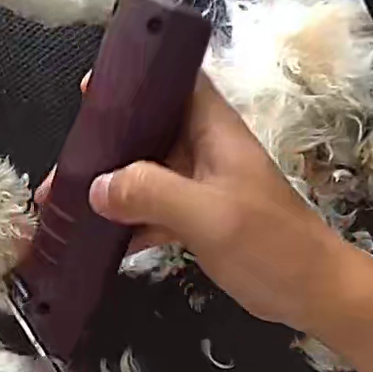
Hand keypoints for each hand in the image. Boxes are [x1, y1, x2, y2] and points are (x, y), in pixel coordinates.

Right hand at [73, 74, 370, 333]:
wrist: (310, 293)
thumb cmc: (270, 244)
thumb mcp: (210, 214)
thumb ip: (152, 194)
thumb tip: (96, 187)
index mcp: (213, 130)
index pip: (173, 83)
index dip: (135, 78)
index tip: (91, 89)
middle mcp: (203, 150)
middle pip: (147, 130)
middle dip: (105, 143)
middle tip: (62, 164)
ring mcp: (198, 186)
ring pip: (143, 174)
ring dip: (108, 187)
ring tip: (62, 204)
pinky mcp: (195, 219)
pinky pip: (151, 210)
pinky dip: (126, 221)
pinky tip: (96, 239)